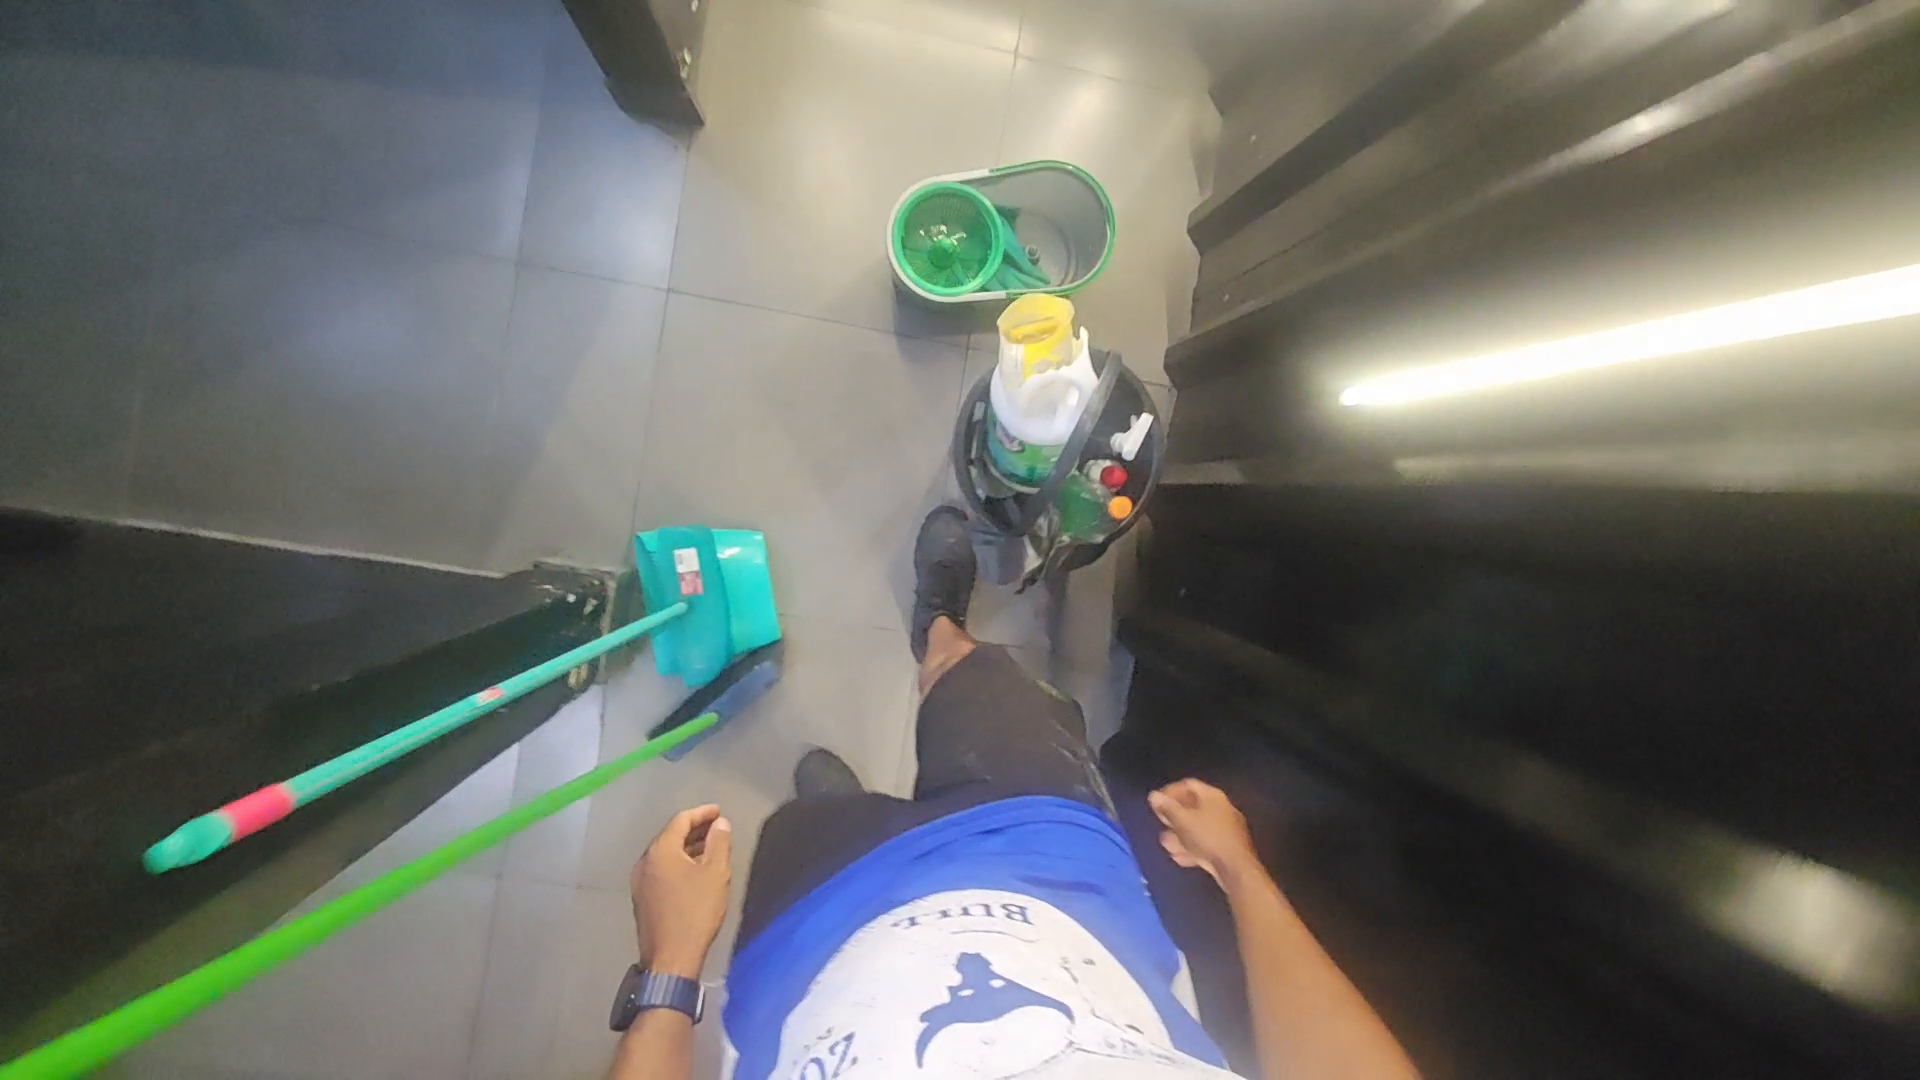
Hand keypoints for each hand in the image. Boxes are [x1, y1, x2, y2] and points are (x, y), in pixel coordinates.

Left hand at [631, 804, 732, 977]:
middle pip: (670, 835)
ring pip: (666, 853)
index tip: (720, 812)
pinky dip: (679, 862)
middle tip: (718, 827)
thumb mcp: (716, 873)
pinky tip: (696, 870)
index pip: (681, 820)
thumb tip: (720, 823)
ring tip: (711, 847)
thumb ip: (719, 842)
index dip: (702, 813)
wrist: (671, 959)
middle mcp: (645, 862)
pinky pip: (662, 869)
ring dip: (687, 846)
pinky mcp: (643, 898)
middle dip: (695, 829)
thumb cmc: (695, 912)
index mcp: (660, 851)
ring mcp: (640, 882)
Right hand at [1149, 778, 1259, 890]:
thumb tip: (1153, 795)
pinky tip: (1180, 858)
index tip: (1157, 803)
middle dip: (1173, 817)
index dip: (1169, 791)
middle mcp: (1221, 808)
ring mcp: (1227, 829)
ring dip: (1180, 835)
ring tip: (1167, 844)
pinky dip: (1192, 847)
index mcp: (1212, 796)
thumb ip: (1167, 807)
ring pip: (1198, 827)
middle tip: (1161, 823)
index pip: (1187, 785)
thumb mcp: (1182, 821)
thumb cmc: (1207, 837)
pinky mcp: (1228, 848)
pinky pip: (1205, 842)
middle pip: (1192, 807)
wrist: (1236, 869)